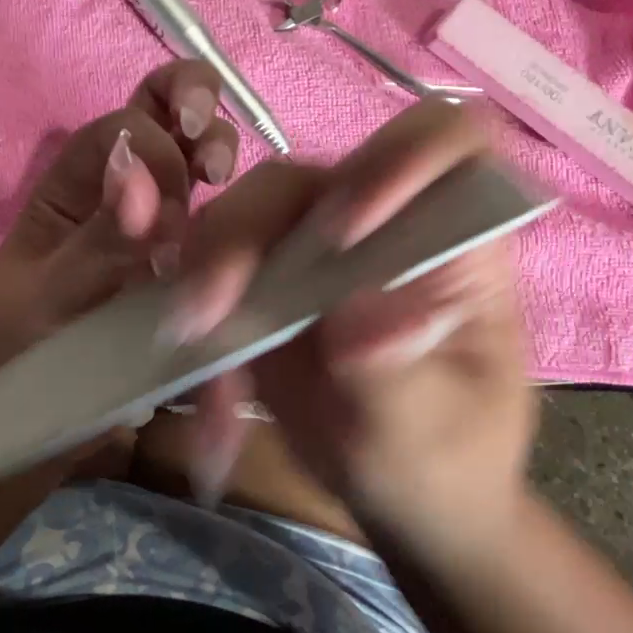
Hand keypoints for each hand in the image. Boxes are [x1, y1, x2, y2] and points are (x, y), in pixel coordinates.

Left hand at [0, 60, 242, 398]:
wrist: (17, 439)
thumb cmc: (14, 364)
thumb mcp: (49, 301)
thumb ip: (98, 240)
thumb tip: (138, 170)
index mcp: (70, 190)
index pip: (121, 129)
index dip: (154, 144)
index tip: (171, 199)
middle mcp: (113, 196)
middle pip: (159, 113)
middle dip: (194, 101)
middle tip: (210, 158)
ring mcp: (151, 230)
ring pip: (192, 156)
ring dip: (217, 146)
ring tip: (222, 181)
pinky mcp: (182, 273)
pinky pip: (216, 219)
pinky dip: (240, 208)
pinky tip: (257, 234)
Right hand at [170, 100, 537, 548]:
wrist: (387, 488)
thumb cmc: (440, 459)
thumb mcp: (430, 434)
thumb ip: (401, 377)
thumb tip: (360, 314)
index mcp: (447, 238)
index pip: (441, 143)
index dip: (395, 158)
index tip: (345, 233)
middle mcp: (370, 219)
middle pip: (300, 179)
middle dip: (243, 233)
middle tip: (206, 309)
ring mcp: (304, 242)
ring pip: (238, 210)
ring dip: (202, 267)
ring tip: (191, 338)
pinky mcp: (254, 269)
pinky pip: (202, 255)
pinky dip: (185, 299)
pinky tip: (193, 360)